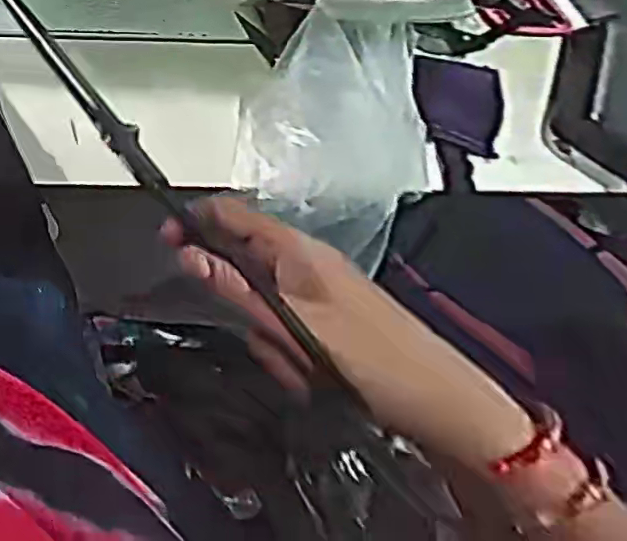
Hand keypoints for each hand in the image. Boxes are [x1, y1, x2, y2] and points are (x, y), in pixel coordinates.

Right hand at [162, 196, 534, 471]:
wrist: (458, 415)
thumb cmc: (380, 364)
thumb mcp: (292, 326)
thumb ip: (234, 287)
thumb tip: (185, 254)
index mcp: (295, 249)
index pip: (226, 211)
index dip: (190, 220)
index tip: (168, 242)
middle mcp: (304, 260)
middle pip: (237, 258)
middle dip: (236, 298)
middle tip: (252, 330)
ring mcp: (318, 287)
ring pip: (257, 296)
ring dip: (265, 332)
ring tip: (293, 363)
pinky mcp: (328, 314)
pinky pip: (282, 318)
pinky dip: (284, 344)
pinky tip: (307, 370)